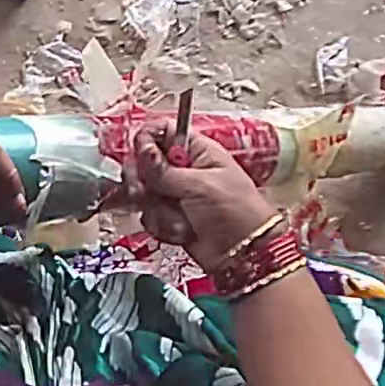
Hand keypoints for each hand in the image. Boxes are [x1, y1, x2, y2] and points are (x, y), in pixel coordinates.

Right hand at [125, 124, 277, 271]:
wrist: (244, 253)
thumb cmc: (237, 212)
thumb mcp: (200, 185)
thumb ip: (164, 170)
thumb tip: (141, 149)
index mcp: (196, 151)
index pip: (161, 133)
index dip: (146, 141)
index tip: (141, 155)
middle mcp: (183, 170)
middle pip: (144, 163)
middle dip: (143, 180)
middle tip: (146, 191)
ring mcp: (175, 194)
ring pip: (144, 193)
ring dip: (158, 209)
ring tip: (178, 219)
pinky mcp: (170, 217)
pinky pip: (149, 216)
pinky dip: (162, 226)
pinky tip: (182, 231)